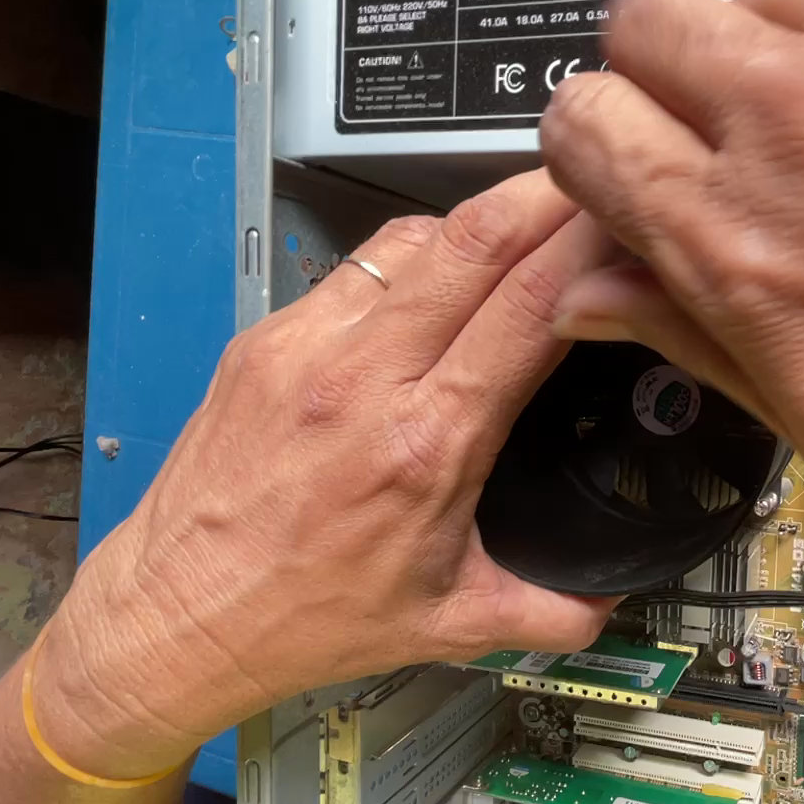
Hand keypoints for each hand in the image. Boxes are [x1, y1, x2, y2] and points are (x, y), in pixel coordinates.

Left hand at [29, 171, 618, 778]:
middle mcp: (366, 377)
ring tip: (532, 218)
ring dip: (486, 215)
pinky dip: (426, 249)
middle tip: (597, 179)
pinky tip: (450, 270)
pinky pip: (366, 263)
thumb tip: (617, 601)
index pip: (529, 308)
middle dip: (547, 195)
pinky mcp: (269, 335)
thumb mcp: (455, 625)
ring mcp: (308, 344)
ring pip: (418, 236)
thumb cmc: (313, 617)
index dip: (587, 250)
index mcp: (428, 443)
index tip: (628, 224)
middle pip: (475, 241)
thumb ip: (556, 612)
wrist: (176, 616)